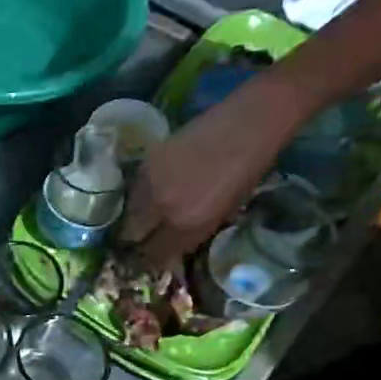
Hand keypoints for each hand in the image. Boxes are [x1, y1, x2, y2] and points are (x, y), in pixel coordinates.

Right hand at [121, 82, 307, 270]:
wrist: (249, 122)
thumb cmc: (249, 170)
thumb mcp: (226, 211)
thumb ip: (197, 230)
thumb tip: (178, 241)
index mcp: (188, 223)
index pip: (157, 252)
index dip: (154, 257)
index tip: (156, 255)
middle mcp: (163, 207)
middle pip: (135, 233)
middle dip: (139, 239)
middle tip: (146, 236)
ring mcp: (152, 182)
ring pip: (131, 210)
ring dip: (137, 216)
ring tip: (147, 214)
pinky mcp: (147, 161)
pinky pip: (135, 188)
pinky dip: (139, 195)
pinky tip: (152, 191)